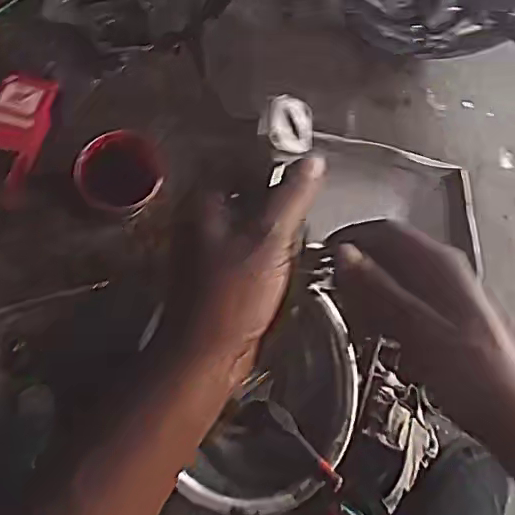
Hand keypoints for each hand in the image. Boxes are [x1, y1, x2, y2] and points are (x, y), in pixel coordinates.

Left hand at [170, 156, 325, 365]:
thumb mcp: (270, 238)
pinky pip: (252, 245)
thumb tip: (313, 163)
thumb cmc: (230, 298)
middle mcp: (201, 219)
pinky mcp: (221, 271)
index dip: (272, 161)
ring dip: (276, 223)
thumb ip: (293, 196)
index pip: (239, 160)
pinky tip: (286, 259)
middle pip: (246, 188)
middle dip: (277, 195)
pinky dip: (271, 247)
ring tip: (296, 233)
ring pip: (251, 218)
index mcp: (204, 203)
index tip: (300, 167)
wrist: (208, 354)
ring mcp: (209, 246)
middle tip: (303, 200)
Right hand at [333, 220, 514, 438]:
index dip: (350, 238)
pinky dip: (386, 317)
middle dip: (357, 270)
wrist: (512, 416)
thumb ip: (378, 289)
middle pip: (389, 254)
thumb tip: (344, 254)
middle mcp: (445, 271)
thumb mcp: (416, 329)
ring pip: (395, 280)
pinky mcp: (446, 320)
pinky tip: (381, 341)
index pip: (385, 230)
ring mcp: (447, 294)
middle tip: (331, 294)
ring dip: (369, 296)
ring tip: (351, 321)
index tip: (320, 258)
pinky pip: (405, 305)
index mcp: (440, 263)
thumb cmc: (472, 375)